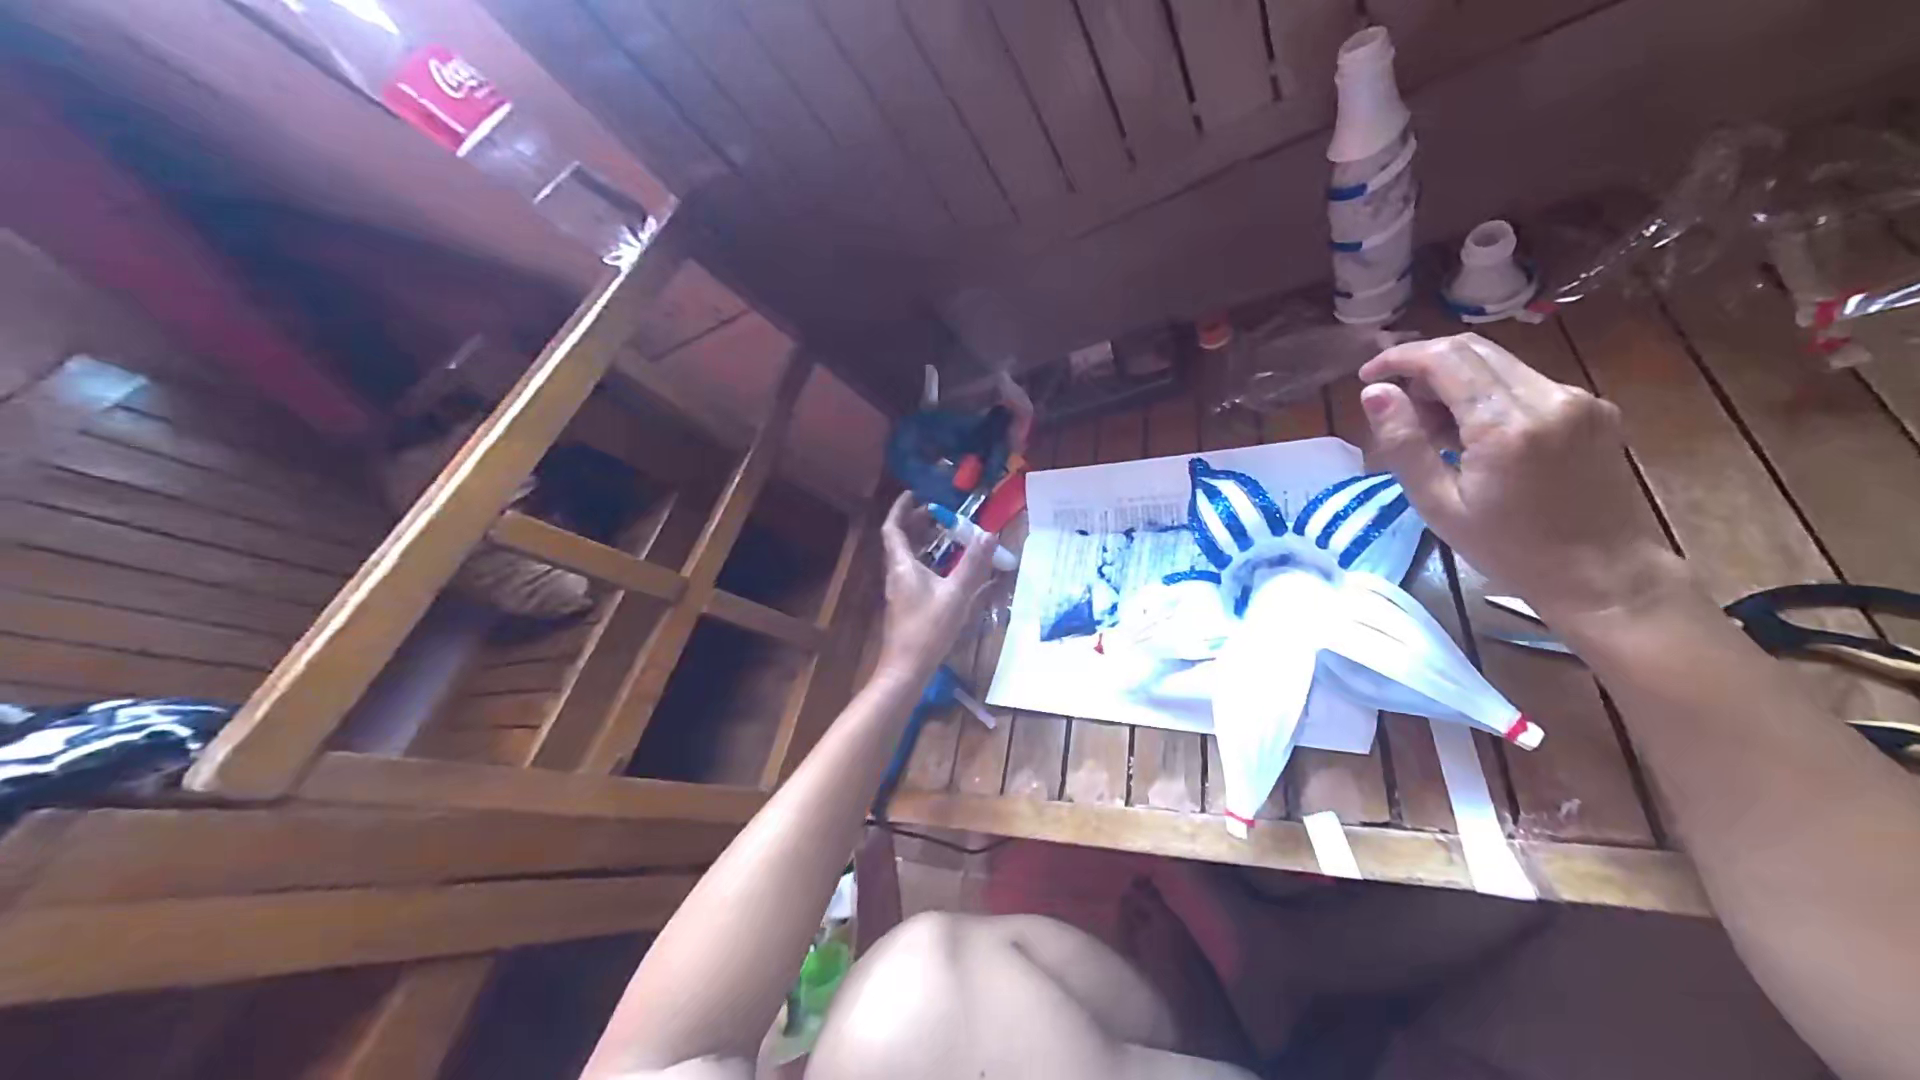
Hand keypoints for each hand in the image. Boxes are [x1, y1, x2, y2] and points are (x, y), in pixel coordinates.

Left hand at [875, 491, 1000, 682]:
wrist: (906, 669)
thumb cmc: (928, 629)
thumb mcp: (956, 595)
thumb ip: (974, 565)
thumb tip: (990, 535)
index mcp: (902, 566)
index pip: (893, 528)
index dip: (901, 509)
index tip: (914, 494)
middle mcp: (896, 575)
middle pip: (899, 540)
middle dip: (915, 522)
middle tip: (935, 511)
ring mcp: (900, 591)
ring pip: (907, 557)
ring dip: (921, 541)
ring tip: (942, 533)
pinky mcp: (906, 605)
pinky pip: (913, 572)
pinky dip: (926, 560)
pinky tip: (944, 568)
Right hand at [1358, 333, 1691, 623]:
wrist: (1603, 574)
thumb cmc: (1509, 549)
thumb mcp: (1438, 504)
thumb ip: (1404, 444)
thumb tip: (1375, 393)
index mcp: (1507, 425)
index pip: (1446, 359)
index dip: (1399, 359)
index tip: (1368, 377)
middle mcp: (1549, 397)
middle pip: (1474, 351)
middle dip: (1424, 366)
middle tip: (1395, 405)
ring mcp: (1577, 399)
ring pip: (1499, 364)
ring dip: (1454, 382)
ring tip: (1432, 429)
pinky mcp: (1593, 408)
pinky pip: (1524, 383)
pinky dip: (1486, 395)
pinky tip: (1473, 435)